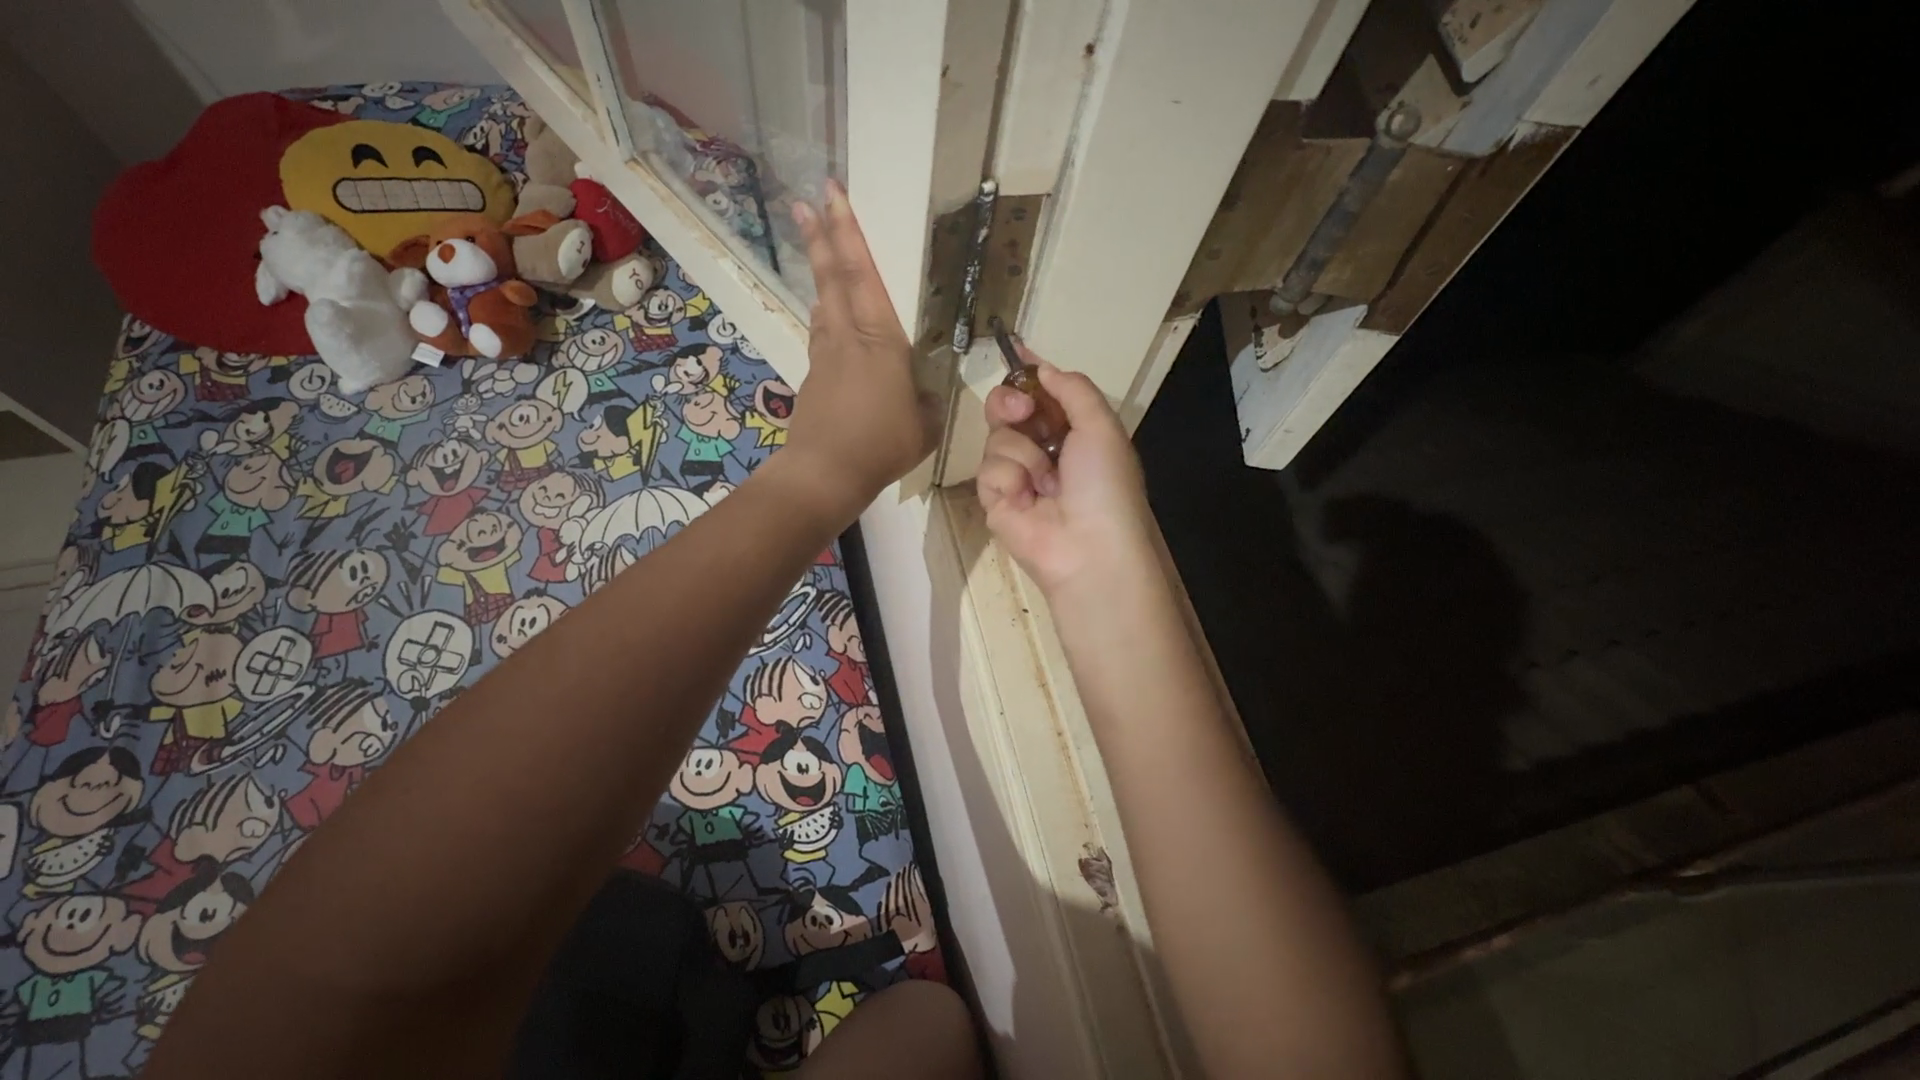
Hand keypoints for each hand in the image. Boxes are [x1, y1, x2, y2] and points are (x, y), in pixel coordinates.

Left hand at [783, 180, 940, 515]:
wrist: (825, 473)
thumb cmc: (882, 446)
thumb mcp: (926, 426)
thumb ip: (928, 401)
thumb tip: (925, 393)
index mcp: (881, 340)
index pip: (863, 274)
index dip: (849, 232)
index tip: (834, 195)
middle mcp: (848, 336)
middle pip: (833, 275)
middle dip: (822, 234)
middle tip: (807, 199)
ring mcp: (826, 355)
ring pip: (823, 301)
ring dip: (820, 271)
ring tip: (818, 246)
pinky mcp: (813, 377)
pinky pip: (822, 333)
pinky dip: (825, 315)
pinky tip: (828, 318)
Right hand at [977, 353, 1157, 595]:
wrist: (1089, 546)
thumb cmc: (1104, 484)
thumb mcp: (1101, 425)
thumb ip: (1073, 389)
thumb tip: (1043, 368)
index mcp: (1074, 432)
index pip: (1044, 394)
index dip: (1029, 372)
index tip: (1014, 349)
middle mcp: (1043, 450)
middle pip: (1008, 409)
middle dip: (1010, 403)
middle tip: (1022, 413)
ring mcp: (1018, 476)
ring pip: (996, 437)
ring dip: (1022, 453)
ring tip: (1046, 480)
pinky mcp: (996, 500)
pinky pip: (989, 470)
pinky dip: (1010, 479)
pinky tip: (1028, 500)